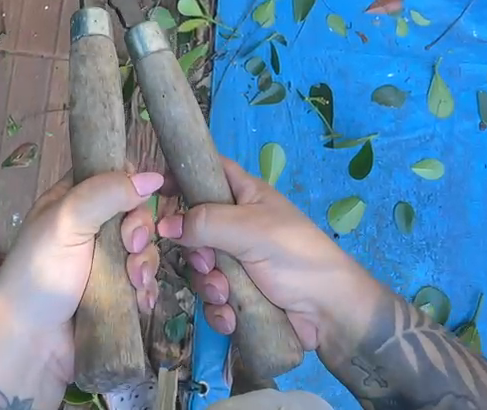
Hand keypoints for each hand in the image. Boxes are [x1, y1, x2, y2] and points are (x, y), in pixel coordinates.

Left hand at [0, 171, 164, 364]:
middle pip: (133, 212)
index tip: (135, 199)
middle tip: (130, 247)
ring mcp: (102, 262)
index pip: (110, 175)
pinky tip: (141, 300)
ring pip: (142, 247)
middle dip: (139, 229)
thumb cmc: (41, 273)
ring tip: (134, 282)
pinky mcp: (115, 294)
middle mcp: (88, 227)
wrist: (31, 347)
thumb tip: (155, 177)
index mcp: (70, 200)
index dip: (130, 183)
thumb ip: (108, 193)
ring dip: (145, 262)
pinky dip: (146, 287)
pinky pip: (144, 279)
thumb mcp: (67, 221)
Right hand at [157, 157, 381, 351]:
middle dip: (197, 251)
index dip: (181, 175)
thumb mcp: (248, 228)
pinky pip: (214, 297)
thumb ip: (204, 222)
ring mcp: (240, 259)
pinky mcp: (242, 293)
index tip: (157, 192)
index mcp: (244, 194)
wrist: (329, 311)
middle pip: (195, 226)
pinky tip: (232, 316)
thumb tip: (164, 224)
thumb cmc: (293, 253)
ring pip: (202, 266)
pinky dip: (219, 308)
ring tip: (227, 293)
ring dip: (209, 284)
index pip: (206, 171)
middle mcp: (238, 223)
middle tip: (210, 262)